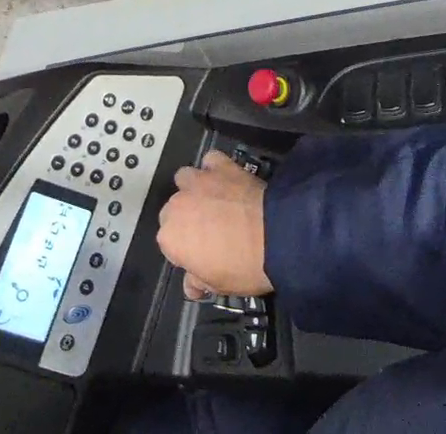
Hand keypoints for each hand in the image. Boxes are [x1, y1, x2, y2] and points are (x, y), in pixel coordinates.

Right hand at [157, 151, 271, 299]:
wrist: (276, 235)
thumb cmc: (243, 266)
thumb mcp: (219, 285)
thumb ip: (197, 282)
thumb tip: (191, 285)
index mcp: (170, 238)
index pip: (169, 244)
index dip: (186, 250)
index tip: (203, 256)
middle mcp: (177, 205)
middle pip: (173, 211)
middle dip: (187, 219)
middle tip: (210, 231)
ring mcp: (198, 181)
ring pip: (185, 180)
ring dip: (194, 189)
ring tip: (214, 201)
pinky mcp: (220, 165)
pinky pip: (211, 160)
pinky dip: (215, 167)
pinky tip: (225, 177)